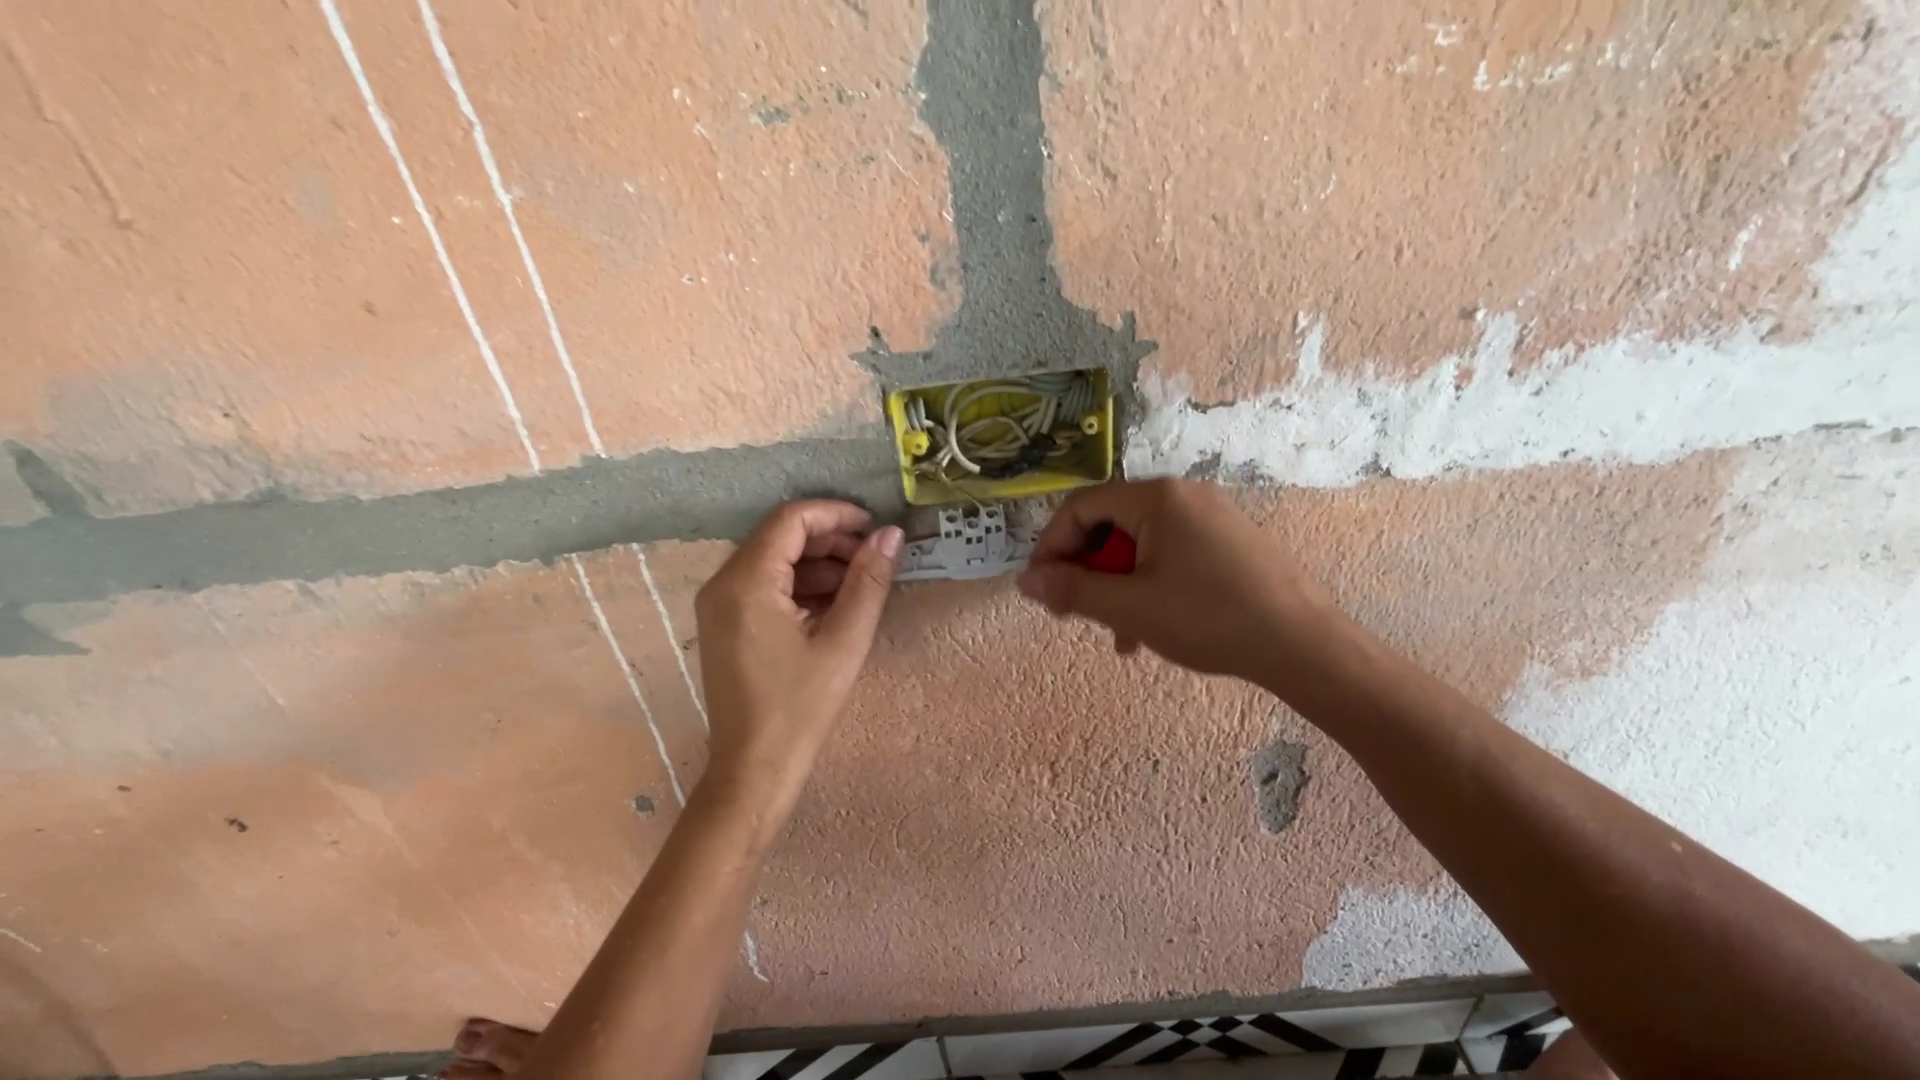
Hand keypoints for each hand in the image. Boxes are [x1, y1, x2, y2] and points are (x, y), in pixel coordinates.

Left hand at [694, 501, 901, 802]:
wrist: (753, 769)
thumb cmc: (800, 709)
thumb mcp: (844, 642)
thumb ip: (868, 582)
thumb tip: (891, 534)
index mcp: (745, 583)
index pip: (790, 519)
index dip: (836, 514)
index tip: (876, 529)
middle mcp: (722, 583)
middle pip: (780, 537)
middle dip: (830, 540)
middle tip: (874, 560)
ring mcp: (718, 604)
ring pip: (773, 560)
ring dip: (818, 564)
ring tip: (861, 585)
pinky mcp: (724, 623)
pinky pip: (763, 585)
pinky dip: (799, 586)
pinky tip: (834, 606)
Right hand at [1016, 479, 1335, 680]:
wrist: (1302, 643)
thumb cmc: (1208, 618)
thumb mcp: (1130, 607)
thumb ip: (1072, 589)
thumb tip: (1025, 580)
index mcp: (1156, 498)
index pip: (1080, 506)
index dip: (1051, 546)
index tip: (1040, 588)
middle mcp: (1183, 494)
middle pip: (1111, 523)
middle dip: (1087, 570)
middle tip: (1075, 613)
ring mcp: (1212, 516)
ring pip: (1141, 544)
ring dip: (1117, 585)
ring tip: (1118, 635)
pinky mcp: (1230, 540)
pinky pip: (1172, 553)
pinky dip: (1150, 584)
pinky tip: (1151, 628)